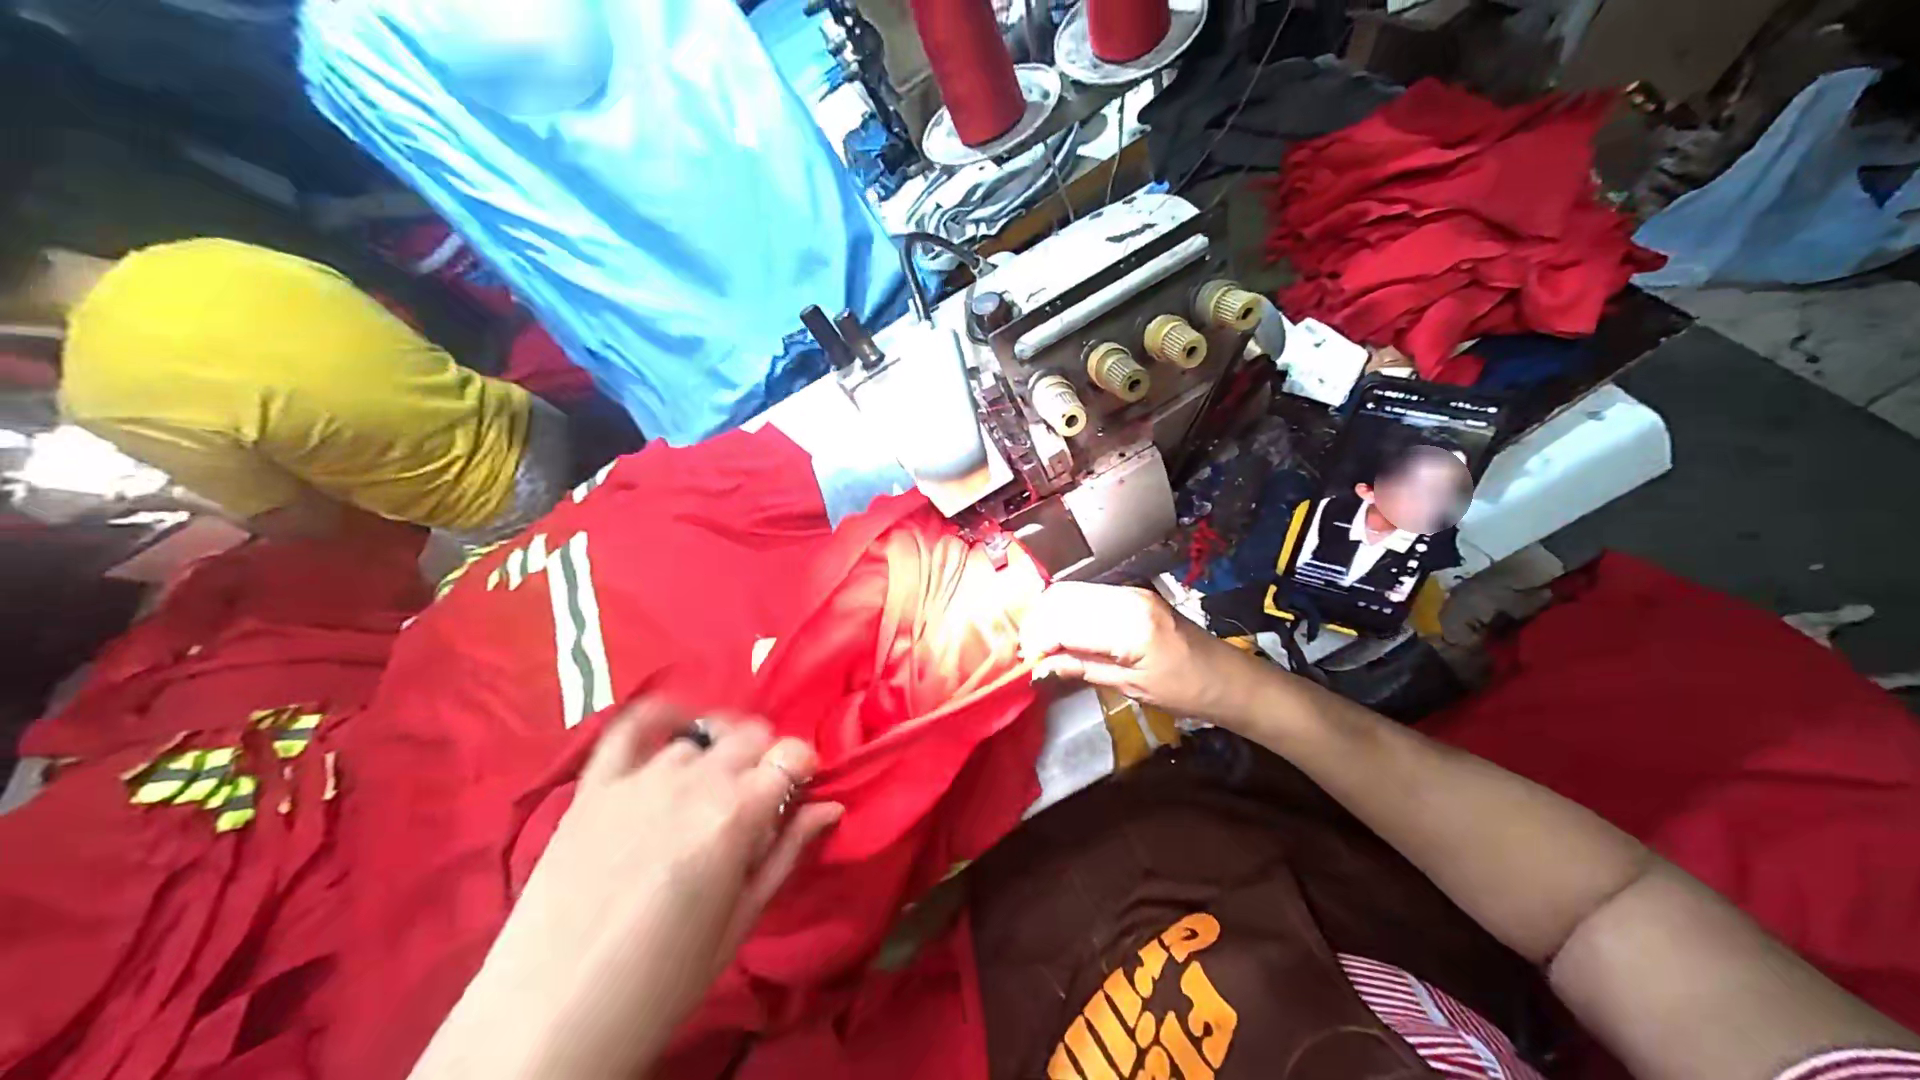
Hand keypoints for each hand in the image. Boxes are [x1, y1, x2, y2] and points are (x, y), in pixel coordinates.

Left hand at [416, 702, 841, 1079]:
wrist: (550, 1019)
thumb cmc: (662, 983)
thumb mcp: (740, 923)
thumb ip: (787, 854)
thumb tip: (829, 806)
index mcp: (736, 817)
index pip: (791, 754)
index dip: (803, 765)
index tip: (800, 787)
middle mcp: (693, 782)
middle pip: (749, 734)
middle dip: (764, 757)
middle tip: (757, 796)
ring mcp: (639, 779)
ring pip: (699, 738)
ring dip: (715, 756)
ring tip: (706, 794)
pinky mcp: (594, 786)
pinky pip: (629, 727)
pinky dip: (658, 716)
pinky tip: (672, 725)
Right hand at [1018, 582, 1260, 719]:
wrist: (1228, 677)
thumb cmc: (1186, 691)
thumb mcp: (1131, 686)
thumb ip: (1083, 668)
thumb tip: (1041, 666)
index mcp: (1129, 626)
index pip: (1064, 622)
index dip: (1039, 640)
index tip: (1027, 662)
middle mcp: (1126, 599)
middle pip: (1061, 599)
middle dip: (1038, 624)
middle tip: (1030, 653)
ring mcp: (1129, 592)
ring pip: (1069, 592)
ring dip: (1050, 616)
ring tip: (1043, 645)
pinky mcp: (1131, 594)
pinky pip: (1086, 594)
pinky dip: (1067, 611)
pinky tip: (1063, 634)